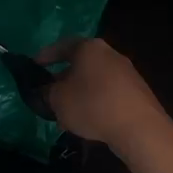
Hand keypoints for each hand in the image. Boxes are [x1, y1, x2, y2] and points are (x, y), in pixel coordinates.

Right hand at [38, 38, 170, 150]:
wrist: (139, 127)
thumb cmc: (92, 105)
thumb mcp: (57, 100)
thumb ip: (47, 92)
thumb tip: (47, 91)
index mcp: (89, 48)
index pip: (62, 45)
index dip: (45, 56)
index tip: (33, 66)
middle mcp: (109, 54)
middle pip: (80, 63)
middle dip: (63, 78)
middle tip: (49, 93)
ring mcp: (126, 73)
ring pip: (94, 80)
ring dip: (78, 94)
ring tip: (66, 113)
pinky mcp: (136, 92)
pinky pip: (107, 93)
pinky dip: (94, 103)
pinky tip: (87, 121)